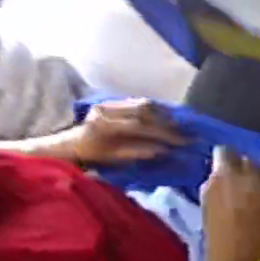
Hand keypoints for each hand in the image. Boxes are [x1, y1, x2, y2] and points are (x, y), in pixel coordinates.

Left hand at [60, 99, 186, 165]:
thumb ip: (138, 152)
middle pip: (145, 110)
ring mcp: (109, 104)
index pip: (141, 126)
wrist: (72, 144)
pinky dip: (156, 110)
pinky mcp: (112, 102)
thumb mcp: (115, 157)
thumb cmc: (94, 154)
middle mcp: (106, 109)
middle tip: (187, 133)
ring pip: (143, 104)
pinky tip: (167, 118)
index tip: (185, 142)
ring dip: (164, 114)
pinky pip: (138, 102)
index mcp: (105, 124)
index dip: (165, 134)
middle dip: (168, 123)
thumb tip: (164, 150)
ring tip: (179, 125)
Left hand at [202, 146, 259, 260]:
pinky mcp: (203, 208)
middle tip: (250, 181)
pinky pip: (216, 196)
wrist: (233, 250)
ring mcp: (205, 192)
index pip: (231, 151)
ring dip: (230, 186)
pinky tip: (237, 212)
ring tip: (245, 200)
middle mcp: (213, 176)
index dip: (244, 158)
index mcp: (230, 169)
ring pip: (219, 181)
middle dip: (234, 169)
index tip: (256, 168)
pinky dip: (225, 200)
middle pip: (222, 165)